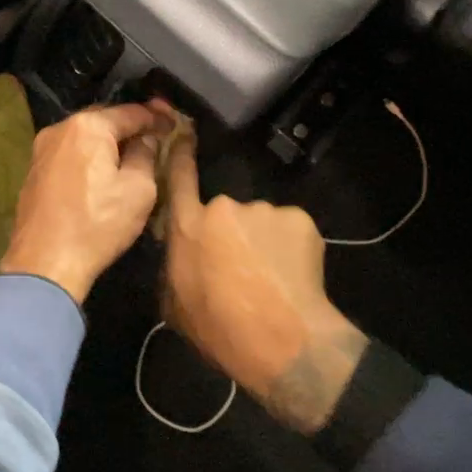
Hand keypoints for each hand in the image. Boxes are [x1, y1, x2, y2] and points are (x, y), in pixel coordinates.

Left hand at [0, 102, 174, 302]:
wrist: (45, 264)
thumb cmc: (98, 224)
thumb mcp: (138, 189)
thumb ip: (146, 155)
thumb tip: (146, 139)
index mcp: (88, 126)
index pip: (131, 112)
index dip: (157, 116)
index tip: (174, 123)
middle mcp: (59, 129)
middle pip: (103, 121)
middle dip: (129, 128)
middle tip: (154, 139)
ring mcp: (41, 151)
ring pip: (84, 139)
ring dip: (107, 145)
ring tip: (130, 157)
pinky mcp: (34, 173)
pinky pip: (69, 156)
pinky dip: (88, 160)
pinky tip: (101, 175)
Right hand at [161, 131, 368, 433]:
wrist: (283, 341)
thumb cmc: (219, 329)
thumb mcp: (174, 304)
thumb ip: (172, 268)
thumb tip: (178, 256)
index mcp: (189, 227)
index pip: (180, 178)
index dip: (180, 153)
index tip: (182, 130)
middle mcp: (225, 207)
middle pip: (225, 213)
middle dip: (230, 234)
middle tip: (239, 270)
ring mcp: (265, 210)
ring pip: (259, 222)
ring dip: (262, 242)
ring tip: (269, 278)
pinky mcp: (299, 219)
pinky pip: (288, 229)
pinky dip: (289, 247)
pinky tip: (291, 276)